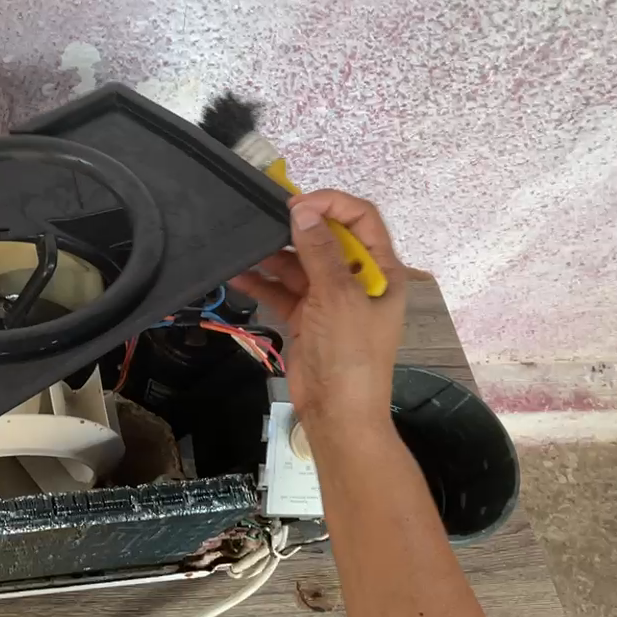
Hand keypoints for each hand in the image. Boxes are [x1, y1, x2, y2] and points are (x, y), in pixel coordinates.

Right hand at [227, 190, 406, 445]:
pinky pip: (283, 291)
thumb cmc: (349, 353)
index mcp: (379, 270)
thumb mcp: (337, 298)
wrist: (337, 411)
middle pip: (326, 239)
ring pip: (299, 265)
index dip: (331, 205)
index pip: (360, 220)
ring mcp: (329, 300)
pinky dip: (262, 282)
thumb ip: (319, 252)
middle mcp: (355, 280)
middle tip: (262, 220)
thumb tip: (303, 210)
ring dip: (273, 256)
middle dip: (297, 228)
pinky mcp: (306, 318)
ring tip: (243, 246)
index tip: (296, 205)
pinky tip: (238, 274)